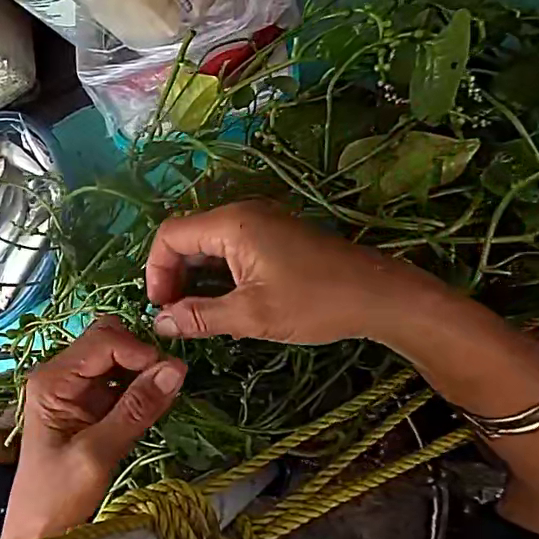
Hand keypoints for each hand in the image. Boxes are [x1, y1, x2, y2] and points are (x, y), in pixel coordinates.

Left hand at [0, 318, 185, 538]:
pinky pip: (119, 382)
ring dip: (143, 370)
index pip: (101, 341)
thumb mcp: (97, 454)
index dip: (139, 350)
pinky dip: (139, 387)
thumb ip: (135, 410)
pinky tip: (155, 403)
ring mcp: (74, 389)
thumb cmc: (56, 498)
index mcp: (51, 379)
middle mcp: (60, 374)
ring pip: (116, 358)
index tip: (172, 373)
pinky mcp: (88, 405)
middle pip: (107, 340)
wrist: (37, 533)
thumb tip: (175, 370)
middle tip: (171, 382)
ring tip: (167, 394)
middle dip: (141, 354)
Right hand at [145, 199, 436, 345]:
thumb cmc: (316, 303)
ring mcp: (259, 222)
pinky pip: (229, 248)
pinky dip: (216, 273)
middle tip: (174, 313)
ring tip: (194, 312)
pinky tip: (221, 301)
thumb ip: (200, 317)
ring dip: (193, 276)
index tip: (160, 306)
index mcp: (231, 223)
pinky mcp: (273, 235)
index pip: (170, 235)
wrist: (383, 297)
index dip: (155, 270)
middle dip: (173, 275)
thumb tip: (160, 324)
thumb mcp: (252, 315)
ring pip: (207, 244)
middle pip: (186, 237)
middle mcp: (241, 214)